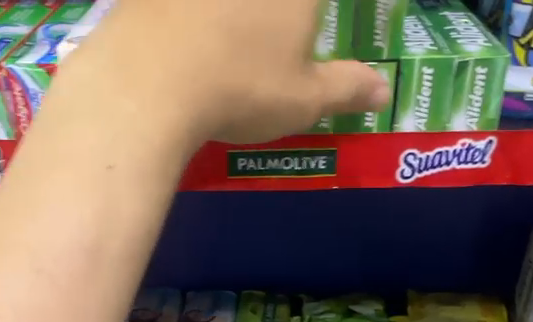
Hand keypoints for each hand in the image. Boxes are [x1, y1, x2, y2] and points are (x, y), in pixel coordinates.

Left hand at [52, 0, 392, 144]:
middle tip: (273, 39)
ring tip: (230, 44)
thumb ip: (346, 88)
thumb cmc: (241, 89)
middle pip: (273, 4)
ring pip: (221, 6)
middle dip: (277, 19)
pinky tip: (181, 32)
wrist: (149, 84)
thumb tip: (383, 90)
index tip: (304, 27)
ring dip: (227, 19)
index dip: (308, 13)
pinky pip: (173, 4)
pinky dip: (181, 15)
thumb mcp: (304, 101)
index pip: (312, 1)